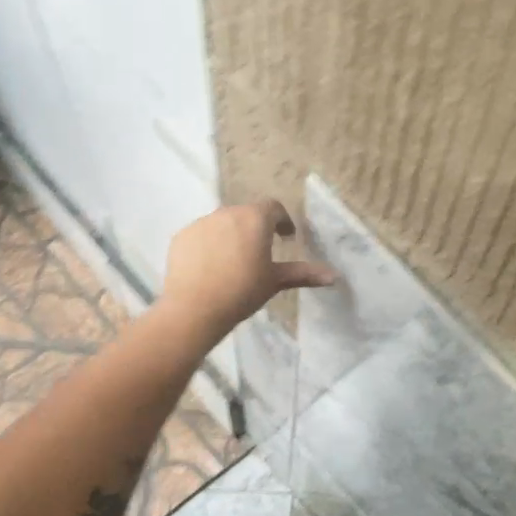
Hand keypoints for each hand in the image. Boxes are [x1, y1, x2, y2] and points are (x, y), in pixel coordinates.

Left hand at [158, 199, 337, 338]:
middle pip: (247, 214)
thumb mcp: (276, 281)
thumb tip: (334, 276)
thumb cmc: (243, 291)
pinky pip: (202, 236)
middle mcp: (228, 213)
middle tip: (261, 252)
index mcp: (255, 219)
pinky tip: (211, 268)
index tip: (286, 237)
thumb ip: (304, 274)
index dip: (282, 220)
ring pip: (222, 224)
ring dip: (232, 236)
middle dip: (256, 229)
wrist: (195, 308)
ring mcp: (202, 223)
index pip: (273, 208)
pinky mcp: (182, 237)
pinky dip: (209, 246)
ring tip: (234, 262)